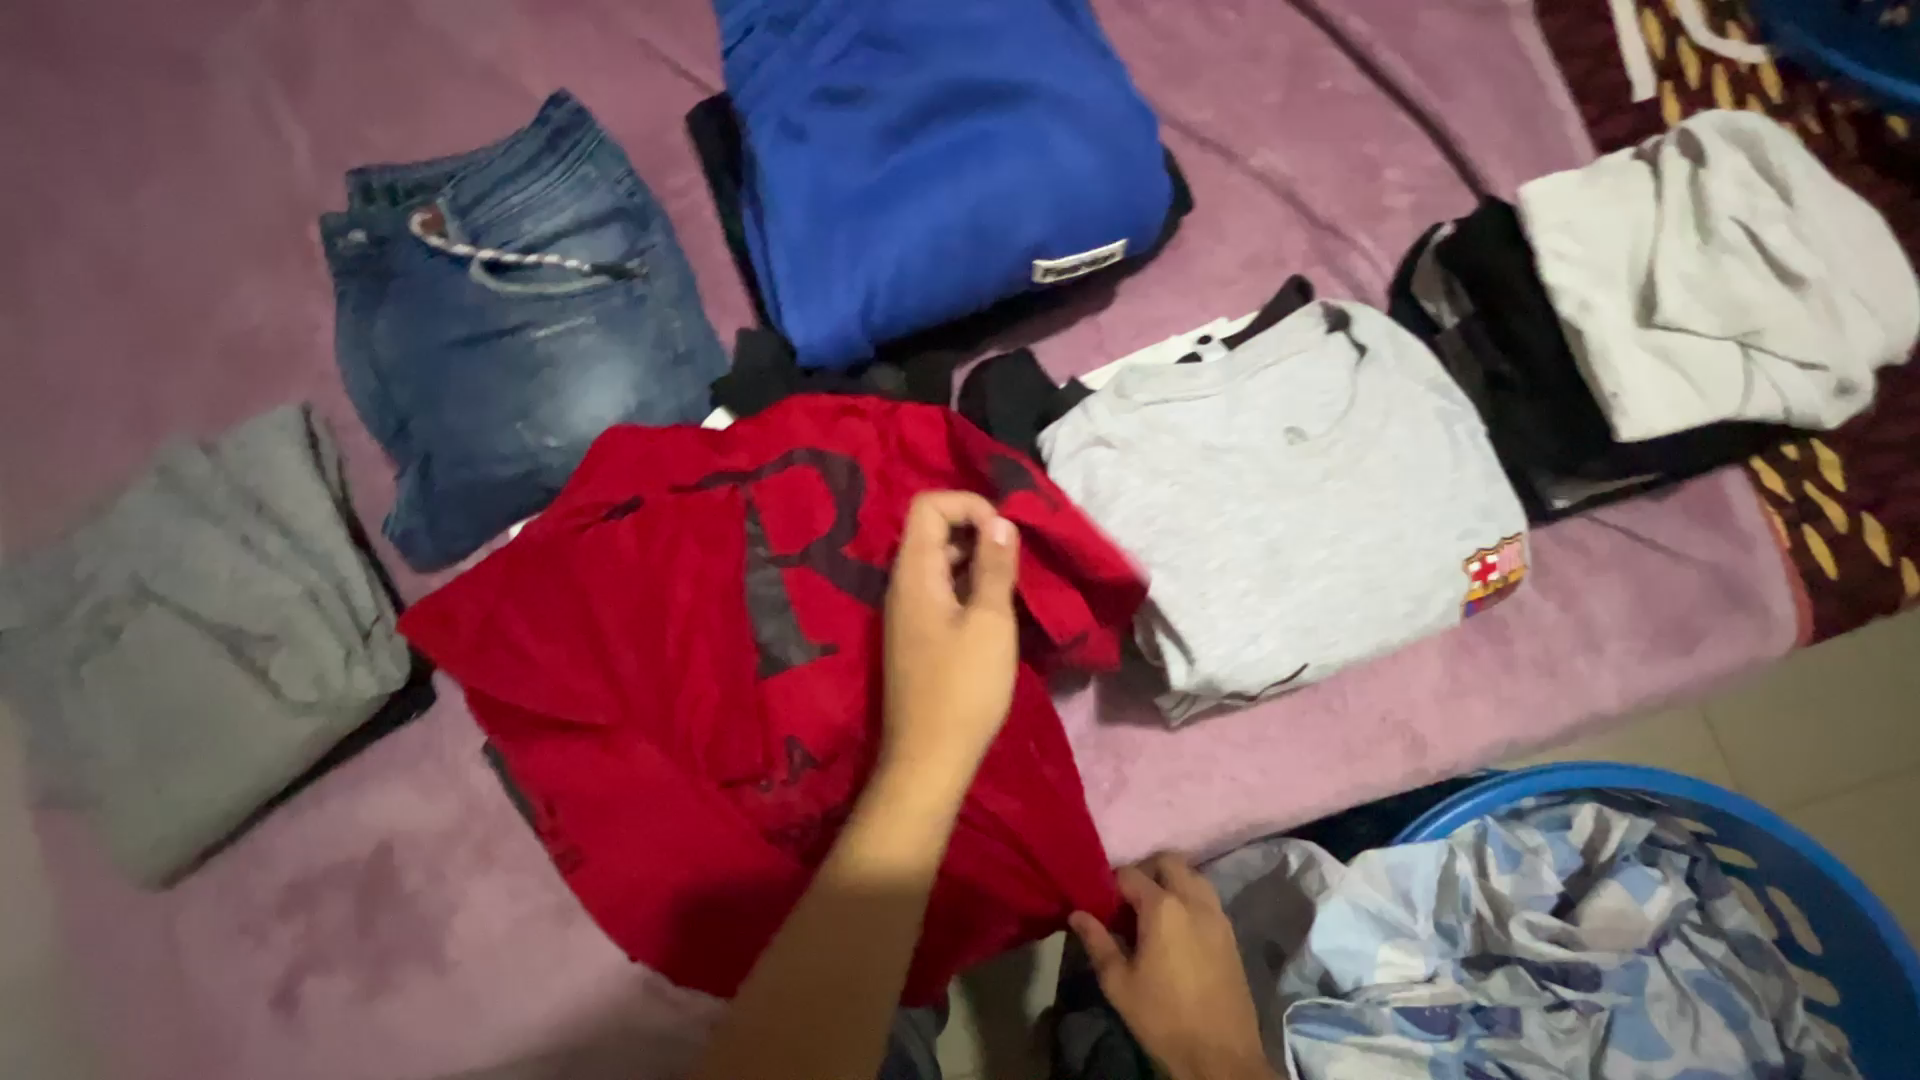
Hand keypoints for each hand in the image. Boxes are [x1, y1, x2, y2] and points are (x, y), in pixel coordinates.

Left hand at [880, 491, 1020, 783]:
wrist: (928, 758)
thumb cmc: (964, 689)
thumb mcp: (990, 623)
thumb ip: (995, 567)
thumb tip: (1000, 521)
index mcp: (914, 574)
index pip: (928, 505)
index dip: (968, 505)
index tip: (1004, 534)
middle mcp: (902, 585)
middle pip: (931, 530)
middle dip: (976, 530)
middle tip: (1015, 557)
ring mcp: (906, 612)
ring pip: (938, 562)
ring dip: (975, 560)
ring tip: (1012, 582)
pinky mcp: (916, 636)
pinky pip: (940, 591)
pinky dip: (968, 586)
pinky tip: (996, 609)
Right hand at [1070, 855, 1273, 1079]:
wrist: (1221, 1057)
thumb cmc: (1163, 1018)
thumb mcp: (1119, 983)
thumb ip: (1097, 942)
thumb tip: (1077, 914)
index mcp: (1163, 907)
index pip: (1130, 874)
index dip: (1111, 884)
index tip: (1102, 904)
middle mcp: (1194, 900)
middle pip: (1168, 861)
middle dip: (1146, 870)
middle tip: (1128, 900)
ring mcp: (1218, 916)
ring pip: (1193, 876)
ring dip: (1172, 882)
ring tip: (1153, 912)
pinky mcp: (1231, 934)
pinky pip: (1207, 899)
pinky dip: (1190, 899)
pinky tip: (1177, 930)